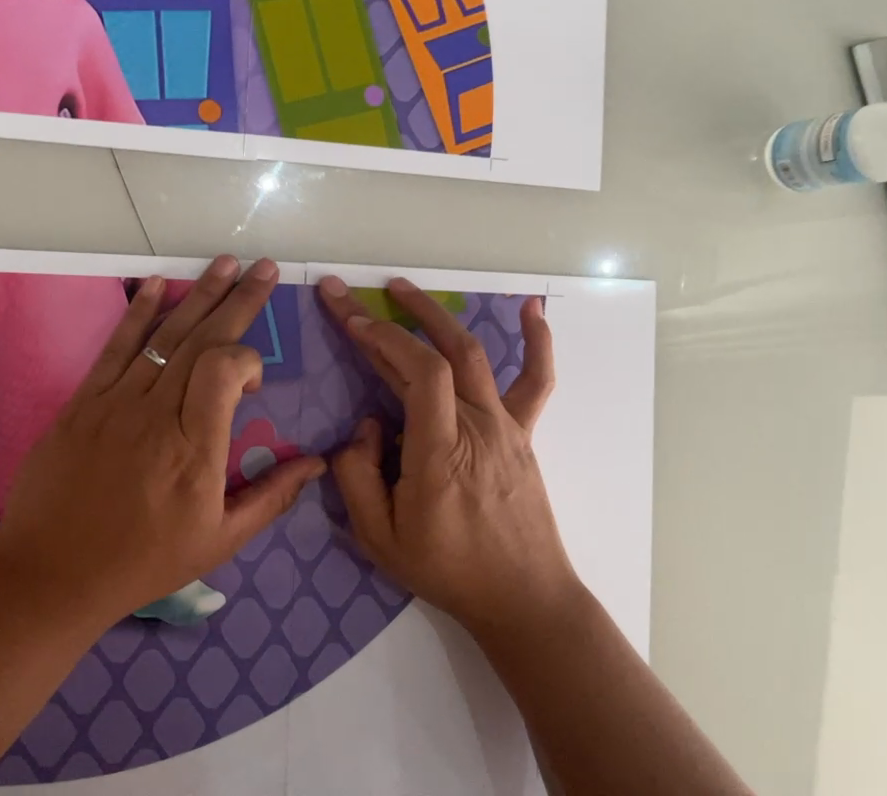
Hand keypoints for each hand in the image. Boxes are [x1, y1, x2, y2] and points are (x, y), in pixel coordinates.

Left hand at [0, 257, 327, 624]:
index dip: (248, 360)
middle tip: (265, 267)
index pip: (225, 370)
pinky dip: (138, 313)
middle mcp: (156, 415)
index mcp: (194, 450)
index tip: (252, 385)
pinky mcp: (82, 403)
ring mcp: (115, 404)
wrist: (53, 576)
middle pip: (202, 340)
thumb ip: (270, 497)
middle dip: (238, 299)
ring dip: (198, 294)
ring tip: (226, 261)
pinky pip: (114, 347)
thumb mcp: (218, 542)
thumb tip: (317, 462)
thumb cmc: (143, 563)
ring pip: (164, 336)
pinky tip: (157, 283)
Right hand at [317, 277, 574, 636]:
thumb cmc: (448, 570)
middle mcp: (479, 427)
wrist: (524, 597)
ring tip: (402, 289)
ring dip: (436, 316)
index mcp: (442, 453)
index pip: (419, 373)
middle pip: (440, 352)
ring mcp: (507, 425)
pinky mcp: (523, 432)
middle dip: (391, 317)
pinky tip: (533, 309)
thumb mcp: (379, 539)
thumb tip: (365, 425)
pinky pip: (536, 381)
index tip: (349, 320)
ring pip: (475, 354)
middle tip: (349, 294)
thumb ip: (358, 477)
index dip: (384, 338)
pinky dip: (537, 341)